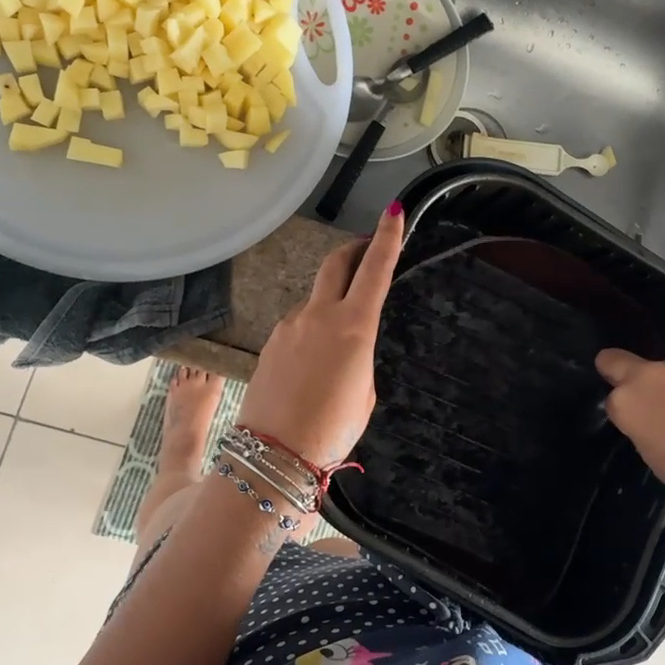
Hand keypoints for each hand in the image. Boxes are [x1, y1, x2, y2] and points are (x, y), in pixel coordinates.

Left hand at [238, 203, 404, 467]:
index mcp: (353, 326)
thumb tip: (348, 347)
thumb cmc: (332, 429)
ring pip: (315, 299)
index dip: (387, 238)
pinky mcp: (270, 342)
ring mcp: (289, 326)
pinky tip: (313, 363)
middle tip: (366, 249)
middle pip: (336, 264)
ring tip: (340, 341)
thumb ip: (360, 357)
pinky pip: (297, 325)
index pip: (375, 269)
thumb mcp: (365, 393)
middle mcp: (318, 315)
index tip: (394, 212)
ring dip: (330, 302)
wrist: (273, 453)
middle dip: (354, 251)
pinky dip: (311, 330)